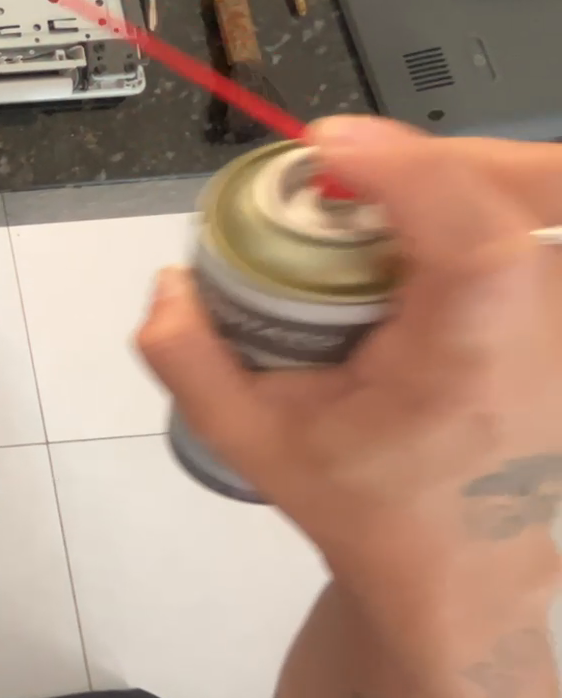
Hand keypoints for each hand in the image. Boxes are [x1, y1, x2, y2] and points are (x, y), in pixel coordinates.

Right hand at [138, 118, 561, 599]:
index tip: (325, 142)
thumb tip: (173, 280)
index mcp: (466, 366)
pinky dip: (492, 196)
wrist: (456, 555)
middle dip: (441, 156)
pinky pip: (549, 228)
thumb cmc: (351, 495)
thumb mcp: (237, 434)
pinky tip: (422, 218)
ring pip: (555, 202)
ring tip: (376, 187)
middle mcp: (548, 336)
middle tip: (343, 166)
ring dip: (467, 170)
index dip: (409, 172)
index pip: (478, 246)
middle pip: (543, 197)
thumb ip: (183, 356)